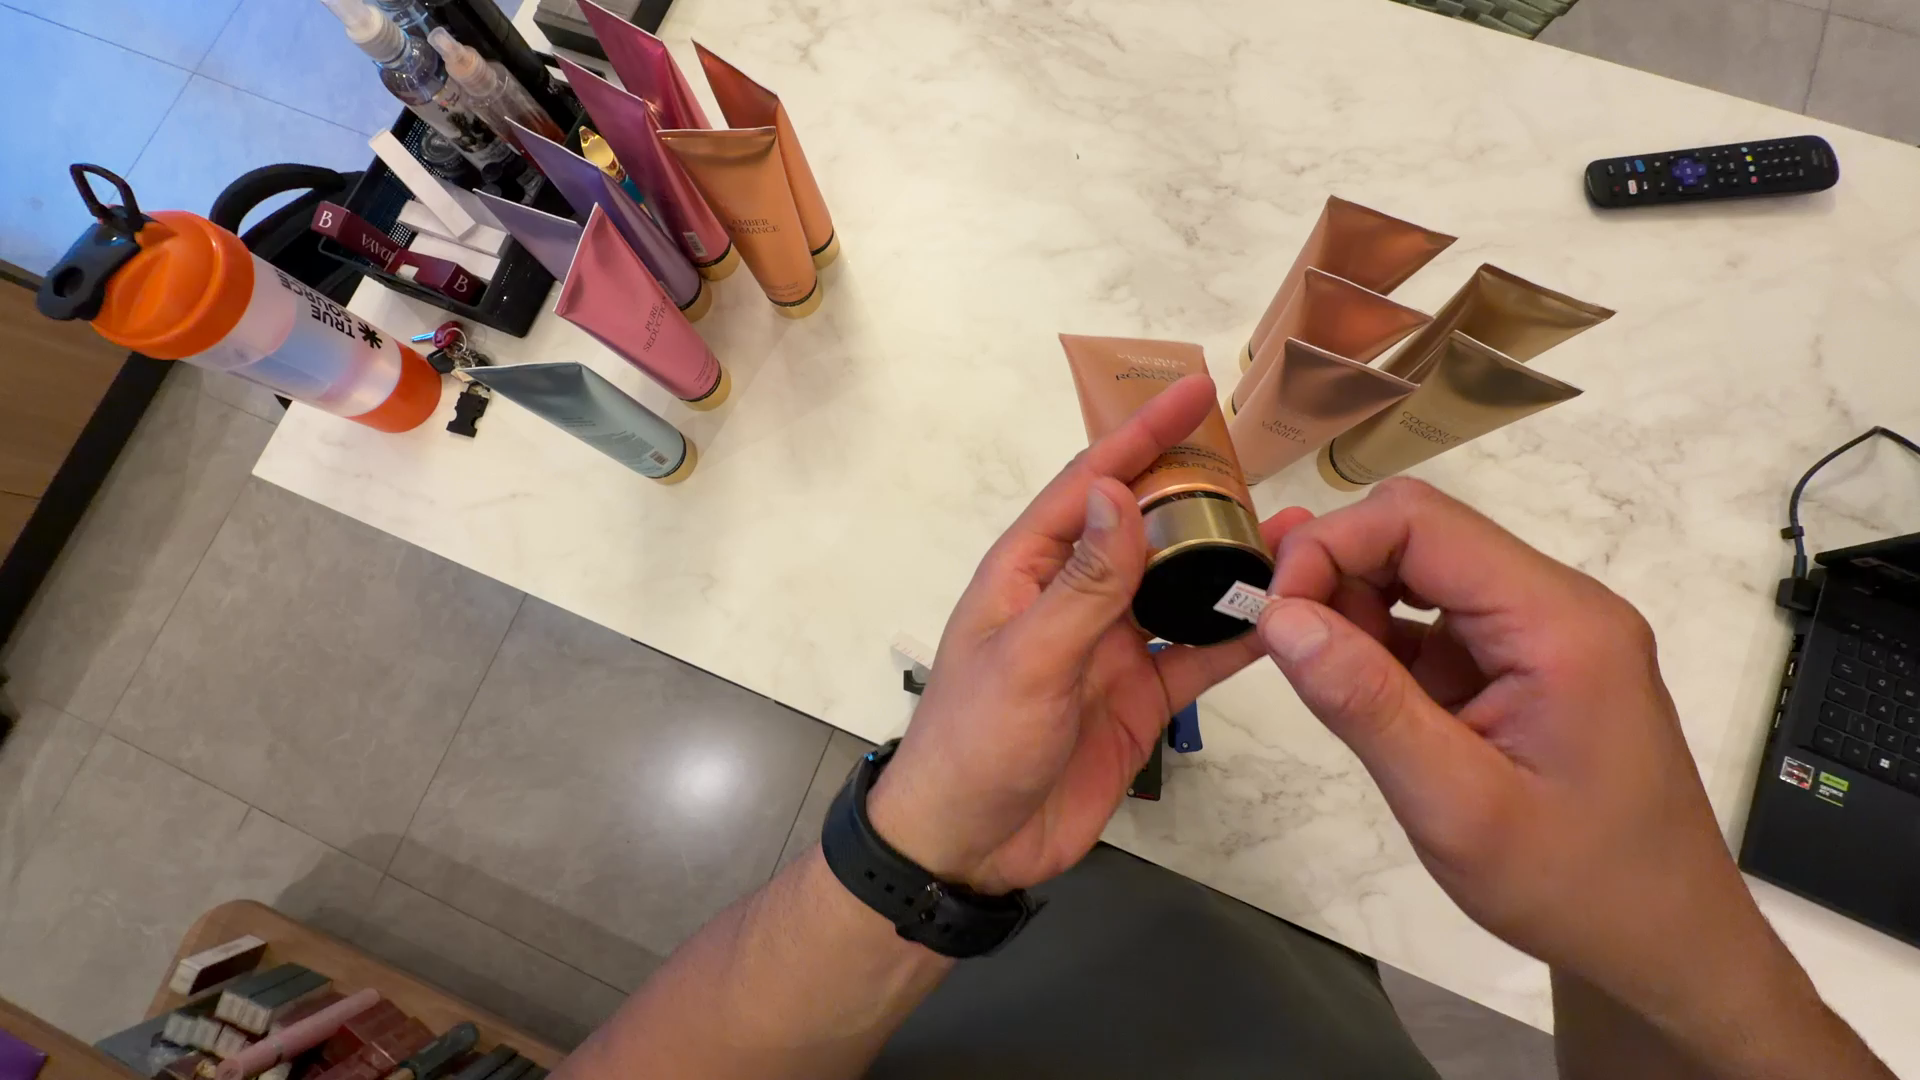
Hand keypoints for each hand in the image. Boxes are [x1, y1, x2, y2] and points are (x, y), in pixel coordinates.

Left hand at [868, 374, 1310, 895]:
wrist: (974, 840)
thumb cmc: (980, 740)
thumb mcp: (1029, 656)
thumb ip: (1081, 582)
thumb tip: (1118, 492)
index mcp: (1030, 569)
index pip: (1089, 484)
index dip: (1140, 435)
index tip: (1193, 392)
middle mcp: (1074, 595)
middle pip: (1143, 526)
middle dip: (1196, 492)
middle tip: (1263, 463)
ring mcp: (1111, 644)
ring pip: (1178, 586)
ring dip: (1227, 562)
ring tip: (1295, 534)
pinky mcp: (1140, 692)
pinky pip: (1197, 653)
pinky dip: (1238, 634)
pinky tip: (1286, 615)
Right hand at [1255, 478, 1845, 1060]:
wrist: (1659, 943)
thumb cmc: (1572, 885)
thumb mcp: (1453, 805)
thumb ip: (1364, 703)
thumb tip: (1278, 615)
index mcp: (1555, 621)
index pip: (1418, 523)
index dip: (1330, 546)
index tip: (1273, 611)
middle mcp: (1548, 603)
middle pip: (1413, 531)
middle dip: (1327, 564)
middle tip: (1271, 626)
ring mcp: (1527, 628)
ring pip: (1409, 564)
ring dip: (1339, 596)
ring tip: (1297, 654)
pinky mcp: (1504, 657)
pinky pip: (1417, 612)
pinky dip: (1362, 630)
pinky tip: (1335, 671)